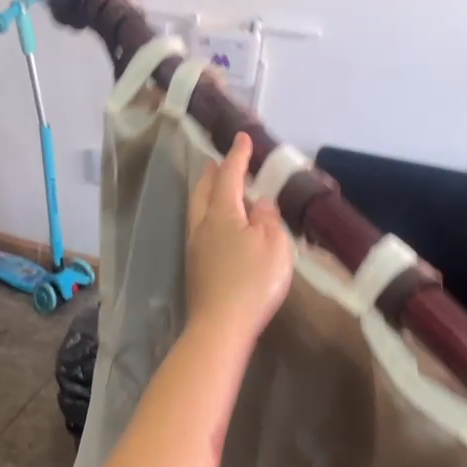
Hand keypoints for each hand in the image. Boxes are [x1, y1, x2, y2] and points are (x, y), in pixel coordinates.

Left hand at [186, 132, 292, 340]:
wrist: (220, 328)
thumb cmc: (252, 283)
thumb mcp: (272, 244)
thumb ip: (267, 218)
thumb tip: (257, 204)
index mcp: (221, 214)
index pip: (228, 176)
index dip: (237, 156)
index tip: (241, 138)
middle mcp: (201, 227)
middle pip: (203, 192)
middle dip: (212, 174)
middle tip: (219, 161)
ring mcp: (194, 251)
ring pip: (197, 213)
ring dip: (206, 196)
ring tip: (215, 189)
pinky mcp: (194, 272)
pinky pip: (199, 232)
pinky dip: (206, 218)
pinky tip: (215, 226)